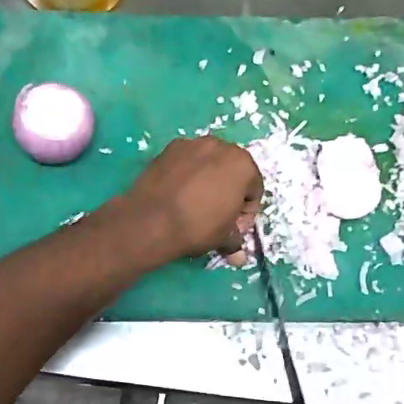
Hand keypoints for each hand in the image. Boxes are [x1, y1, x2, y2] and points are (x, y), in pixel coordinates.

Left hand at [110, 136, 261, 263]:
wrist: (150, 220)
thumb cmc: (196, 227)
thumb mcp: (222, 238)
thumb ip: (235, 241)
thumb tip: (240, 258)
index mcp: (243, 164)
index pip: (254, 190)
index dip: (245, 212)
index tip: (233, 227)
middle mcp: (220, 146)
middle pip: (232, 171)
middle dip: (228, 192)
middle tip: (215, 215)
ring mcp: (192, 144)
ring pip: (208, 163)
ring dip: (207, 180)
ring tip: (195, 203)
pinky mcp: (168, 149)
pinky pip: (185, 162)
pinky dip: (186, 174)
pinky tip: (177, 193)